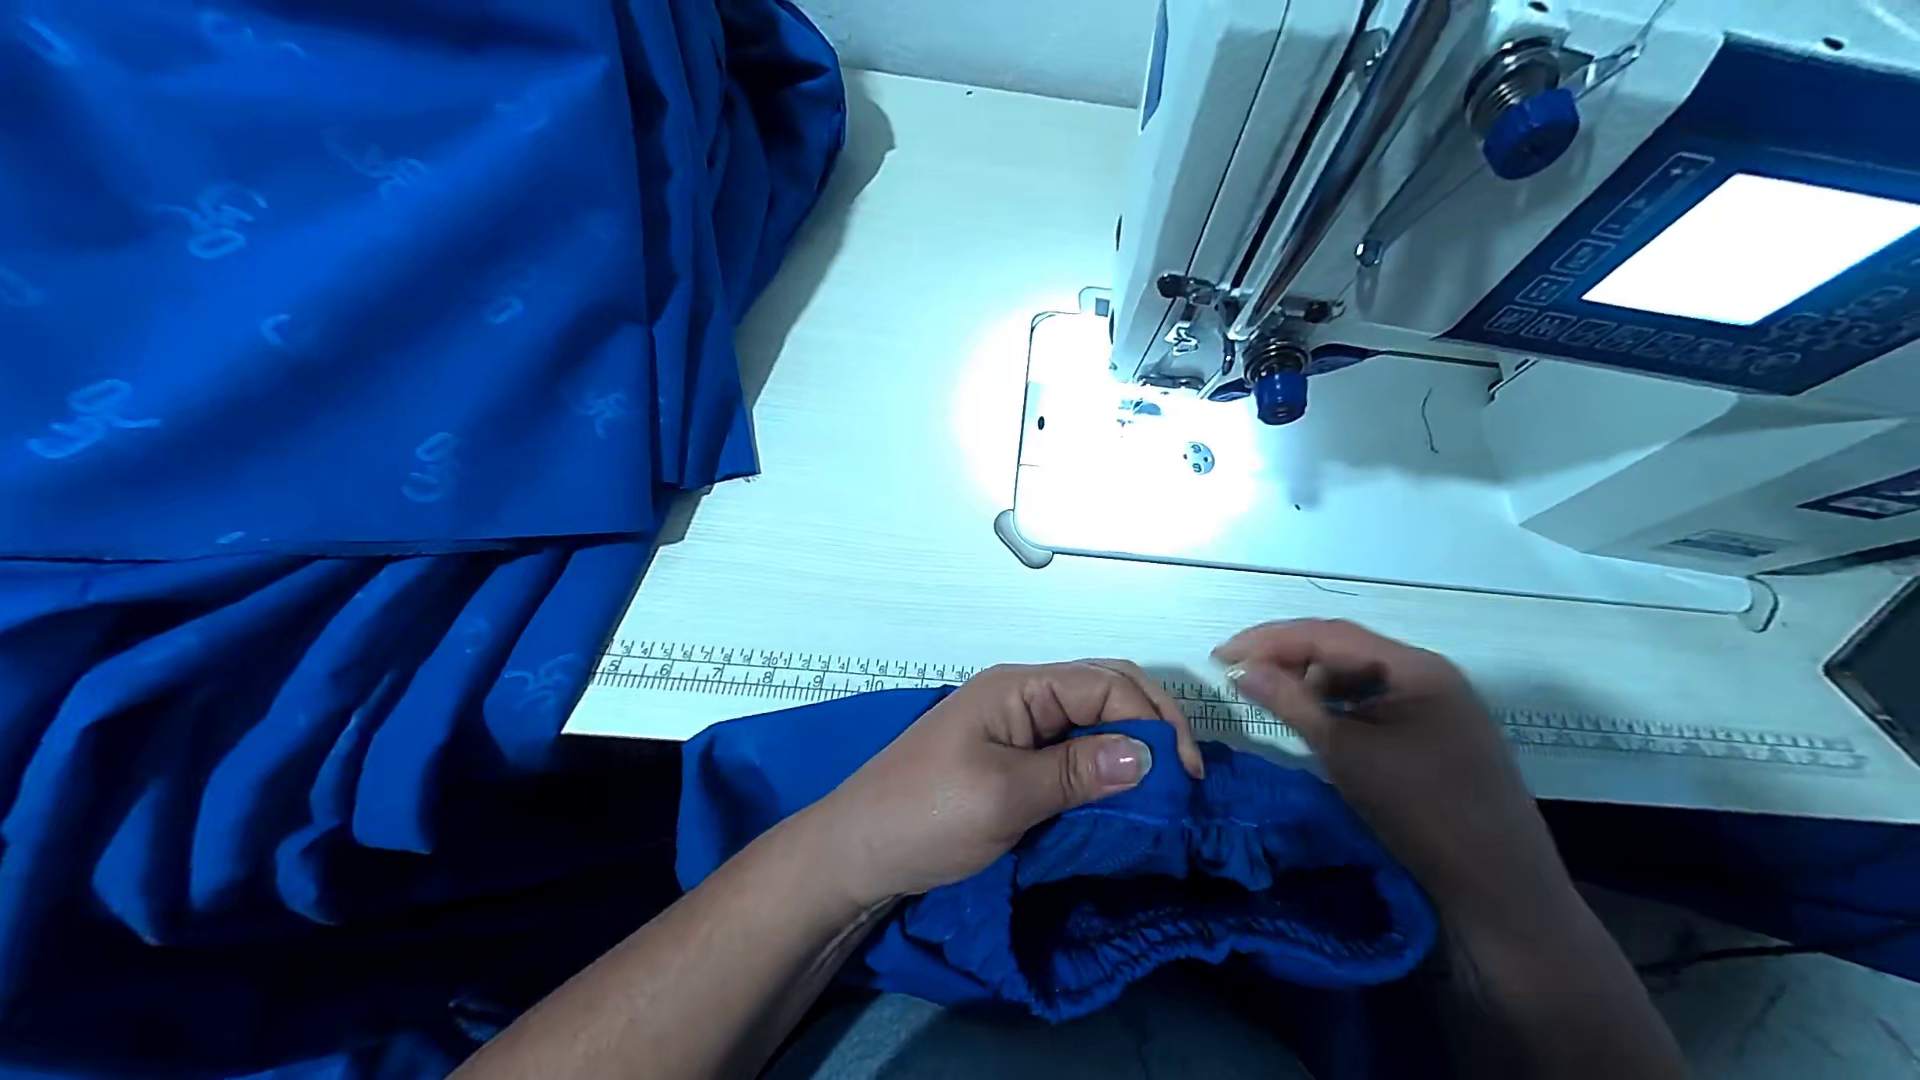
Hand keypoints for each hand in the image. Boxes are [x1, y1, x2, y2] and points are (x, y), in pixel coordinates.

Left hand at [800, 661, 1204, 904]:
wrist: (858, 849)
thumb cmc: (925, 816)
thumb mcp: (1005, 796)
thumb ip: (1076, 772)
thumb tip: (1150, 756)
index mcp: (1018, 686)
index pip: (1106, 684)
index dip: (1153, 721)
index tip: (1186, 779)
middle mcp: (1021, 692)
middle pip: (1104, 688)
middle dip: (1150, 722)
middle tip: (1184, 779)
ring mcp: (1015, 721)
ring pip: (1090, 715)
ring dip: (1130, 740)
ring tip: (1164, 782)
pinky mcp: (1012, 752)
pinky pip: (1070, 743)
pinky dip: (1103, 759)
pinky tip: (1122, 784)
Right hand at [1214, 620, 1574, 934]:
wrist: (1500, 889)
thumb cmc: (1421, 811)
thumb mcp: (1345, 752)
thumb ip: (1290, 702)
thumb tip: (1241, 670)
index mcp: (1415, 667)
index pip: (1328, 634)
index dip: (1268, 640)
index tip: (1221, 656)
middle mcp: (1428, 673)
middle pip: (1343, 647)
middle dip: (1286, 656)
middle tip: (1238, 672)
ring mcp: (1435, 702)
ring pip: (1356, 673)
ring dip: (1310, 679)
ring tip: (1272, 697)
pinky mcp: (1433, 730)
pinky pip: (1372, 700)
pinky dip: (1336, 703)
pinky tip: (1314, 719)